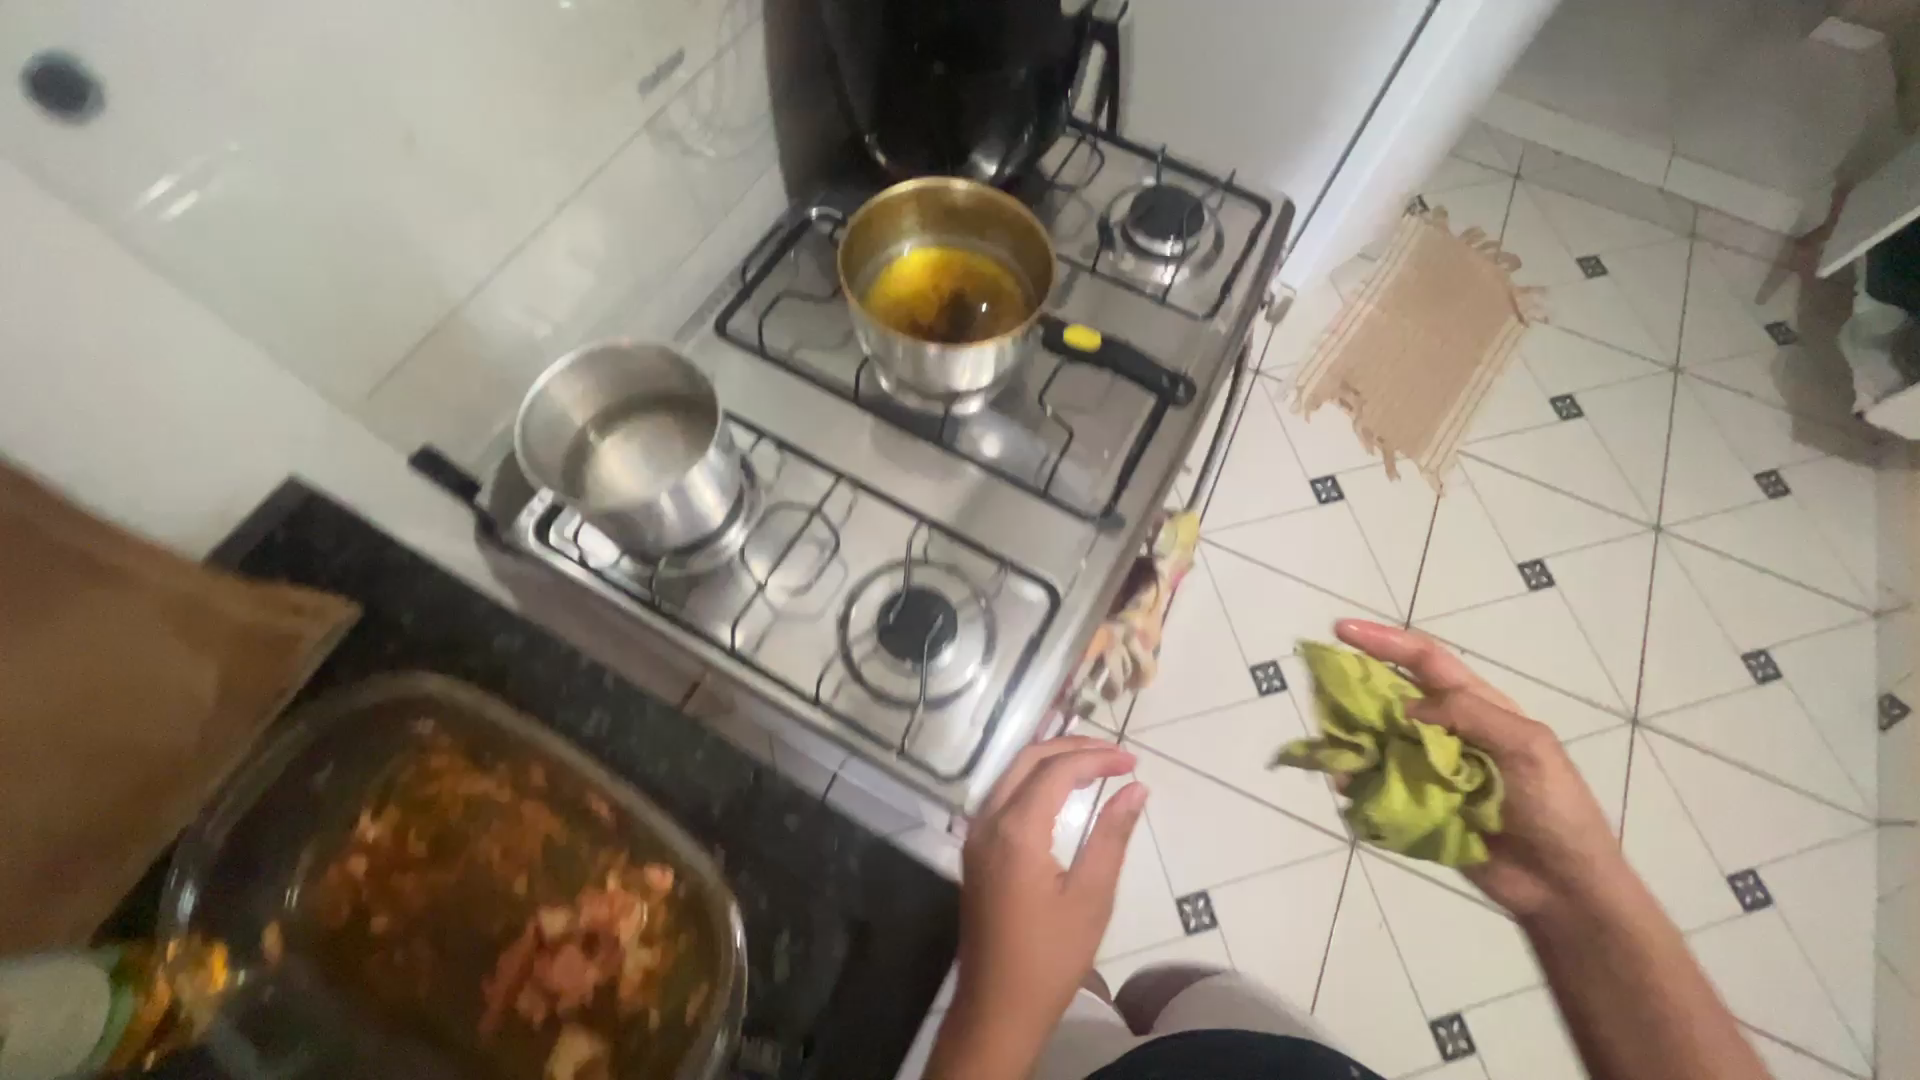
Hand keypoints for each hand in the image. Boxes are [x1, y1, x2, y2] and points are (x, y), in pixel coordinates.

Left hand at [950, 737, 1146, 1049]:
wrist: (996, 1007)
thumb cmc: (1050, 958)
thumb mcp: (1092, 898)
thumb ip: (1112, 835)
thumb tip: (1136, 789)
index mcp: (1015, 830)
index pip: (1056, 770)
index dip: (1096, 757)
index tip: (1132, 761)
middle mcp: (988, 821)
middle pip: (1028, 759)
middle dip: (1072, 747)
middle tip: (1115, 754)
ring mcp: (975, 834)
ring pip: (1011, 773)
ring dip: (1051, 760)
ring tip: (1095, 763)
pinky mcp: (975, 849)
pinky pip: (1003, 795)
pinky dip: (1033, 780)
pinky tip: (1060, 790)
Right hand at [1335, 620, 1627, 920]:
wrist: (1563, 887)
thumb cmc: (1556, 810)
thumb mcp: (1529, 748)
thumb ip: (1470, 714)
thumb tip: (1405, 707)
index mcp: (1477, 707)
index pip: (1425, 660)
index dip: (1384, 641)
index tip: (1341, 630)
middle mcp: (1444, 730)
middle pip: (1388, 695)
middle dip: (1353, 689)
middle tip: (1322, 693)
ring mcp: (1426, 766)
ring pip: (1374, 738)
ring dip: (1350, 740)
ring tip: (1335, 750)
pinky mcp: (1413, 801)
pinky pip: (1372, 781)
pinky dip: (1354, 780)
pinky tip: (1348, 787)